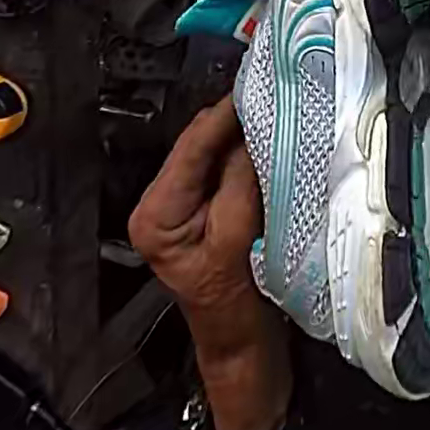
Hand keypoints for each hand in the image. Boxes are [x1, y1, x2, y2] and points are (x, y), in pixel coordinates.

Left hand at [128, 97, 290, 429]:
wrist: (245, 341)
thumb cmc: (236, 305)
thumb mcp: (236, 242)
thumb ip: (238, 183)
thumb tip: (250, 132)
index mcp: (157, 214)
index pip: (191, 146)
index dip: (223, 115)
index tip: (253, 88)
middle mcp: (162, 202)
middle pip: (200, 142)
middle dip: (234, 120)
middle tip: (271, 95)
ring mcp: (184, 202)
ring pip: (215, 150)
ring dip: (243, 133)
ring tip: (273, 111)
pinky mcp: (207, 203)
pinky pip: (227, 165)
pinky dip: (247, 151)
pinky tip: (268, 140)